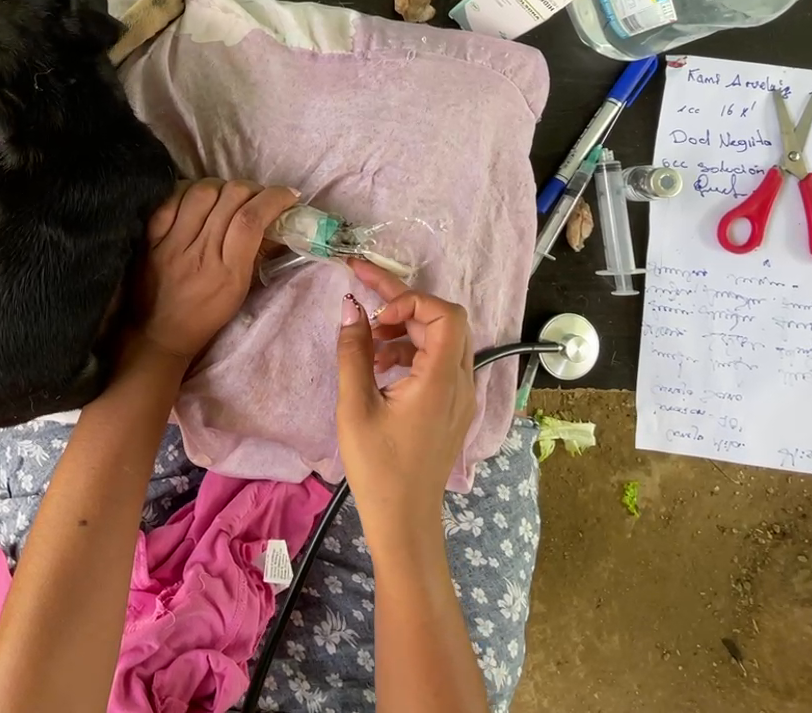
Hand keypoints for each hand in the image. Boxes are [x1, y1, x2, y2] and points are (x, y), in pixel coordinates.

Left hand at [132, 179, 299, 362]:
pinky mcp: (150, 238)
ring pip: (201, 192)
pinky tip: (198, 197)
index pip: (251, 220)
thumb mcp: (239, 291)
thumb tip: (276, 221)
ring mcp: (172, 243)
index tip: (288, 195)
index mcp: (228, 272)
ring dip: (222, 185)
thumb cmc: (204, 316)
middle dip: (251, 188)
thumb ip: (256, 254)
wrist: (157, 334)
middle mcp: (200, 253)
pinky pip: (171, 199)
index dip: (273, 198)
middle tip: (256, 195)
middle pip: (230, 198)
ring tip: (227, 194)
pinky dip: (189, 190)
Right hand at [335, 259, 475, 545]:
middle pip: (444, 320)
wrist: (404, 519)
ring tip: (368, 342)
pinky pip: (437, 361)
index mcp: (440, 381)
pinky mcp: (451, 406)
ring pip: (441, 339)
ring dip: (405, 327)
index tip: (375, 316)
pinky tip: (379, 366)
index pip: (444, 314)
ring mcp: (459, 395)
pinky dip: (410, 350)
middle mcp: (460, 383)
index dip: (409, 300)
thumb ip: (354, 351)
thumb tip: (351, 307)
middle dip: (403, 303)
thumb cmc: (377, 466)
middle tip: (363, 291)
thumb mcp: (355, 406)